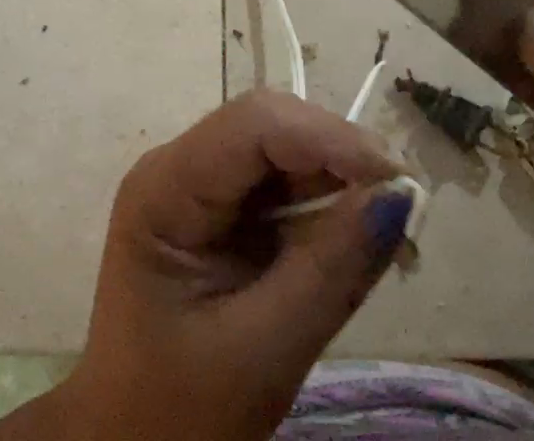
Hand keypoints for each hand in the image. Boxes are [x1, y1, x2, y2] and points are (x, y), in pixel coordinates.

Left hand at [0, 92, 412, 440]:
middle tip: (404, 212)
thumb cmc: (180, 408)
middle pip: (271, 126)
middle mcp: (177, 168)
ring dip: (342, 180)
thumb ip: (332, 269)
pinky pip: (285, 184)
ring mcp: (198, 186)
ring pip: (286, 149)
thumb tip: (401, 195)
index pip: (253, 125)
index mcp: (163, 191)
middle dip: (341, 158)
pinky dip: (328, 204)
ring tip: (389, 234)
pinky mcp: (221, 209)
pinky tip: (355, 240)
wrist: (129, 438)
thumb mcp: (264, 349)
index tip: (399, 184)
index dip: (330, 138)